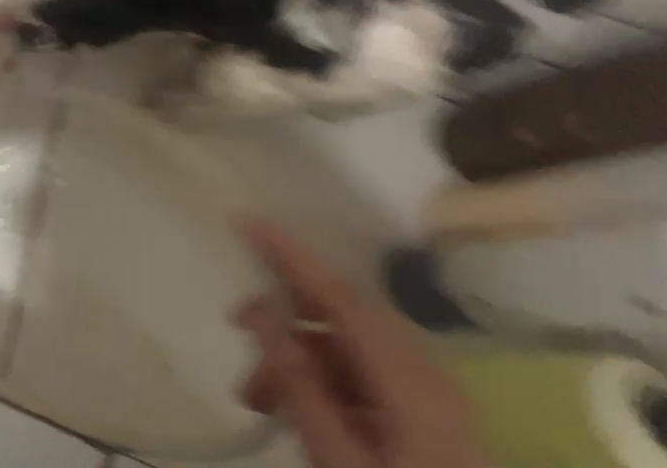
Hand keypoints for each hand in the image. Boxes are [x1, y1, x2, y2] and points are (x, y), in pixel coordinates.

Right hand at [235, 222, 483, 467]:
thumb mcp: (336, 453)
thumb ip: (299, 381)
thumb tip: (262, 313)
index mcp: (411, 381)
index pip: (343, 298)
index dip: (294, 257)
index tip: (248, 221)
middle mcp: (427, 373)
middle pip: (344, 315)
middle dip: (283, 315)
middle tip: (235, 326)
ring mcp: (431, 395)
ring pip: (347, 346)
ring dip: (297, 356)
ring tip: (257, 397)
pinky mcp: (427, 415)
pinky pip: (363, 373)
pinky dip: (321, 378)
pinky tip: (293, 407)